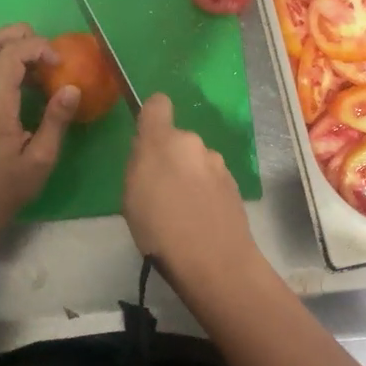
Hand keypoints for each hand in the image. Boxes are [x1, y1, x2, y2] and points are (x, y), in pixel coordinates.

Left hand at [0, 24, 78, 227]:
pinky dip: (14, 61)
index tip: (60, 63)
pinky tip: (37, 79)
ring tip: (45, 62)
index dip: (37, 48)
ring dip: (15, 45)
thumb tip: (72, 87)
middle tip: (47, 48)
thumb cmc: (13, 183)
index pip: (10, 56)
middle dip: (18, 34)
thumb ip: (56, 120)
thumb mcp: (42, 157)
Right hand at [123, 93, 258, 281]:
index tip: (146, 139)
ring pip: (196, 162)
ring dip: (190, 176)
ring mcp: (218, 164)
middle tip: (160, 191)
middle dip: (170, 158)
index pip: (157, 104)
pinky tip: (201, 220)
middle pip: (178, 140)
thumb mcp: (131, 196)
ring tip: (182, 212)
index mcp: (163, 141)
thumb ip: (140, 164)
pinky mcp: (234, 185)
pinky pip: (211, 180)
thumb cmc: (160, 229)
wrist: (215, 261)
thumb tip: (149, 153)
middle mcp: (194, 144)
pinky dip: (205, 193)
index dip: (152, 116)